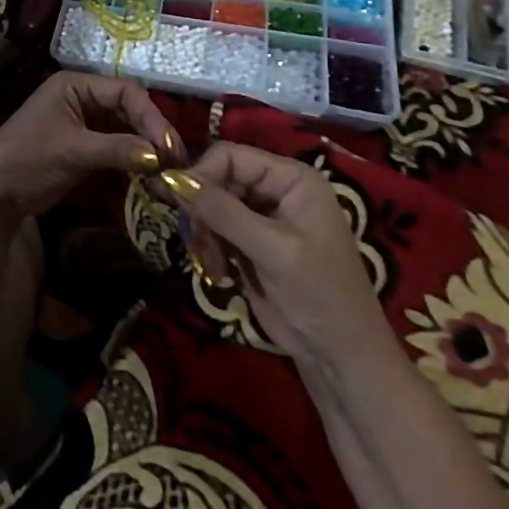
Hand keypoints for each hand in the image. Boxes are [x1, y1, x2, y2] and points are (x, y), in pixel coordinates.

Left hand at [0, 71, 182, 221]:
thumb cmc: (27, 160)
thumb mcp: (72, 151)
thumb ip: (117, 149)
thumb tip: (160, 155)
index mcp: (73, 85)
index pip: (125, 92)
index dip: (150, 117)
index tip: (168, 146)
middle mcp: (80, 98)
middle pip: (129, 109)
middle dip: (151, 133)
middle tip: (176, 161)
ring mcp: (83, 123)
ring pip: (126, 129)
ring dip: (146, 148)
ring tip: (169, 170)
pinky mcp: (84, 147)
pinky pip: (117, 147)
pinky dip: (134, 159)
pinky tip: (151, 175)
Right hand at [158, 142, 387, 365]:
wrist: (337, 354)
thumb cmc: (319, 295)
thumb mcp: (272, 250)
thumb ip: (223, 211)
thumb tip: (172, 179)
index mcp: (293, 179)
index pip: (230, 155)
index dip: (201, 174)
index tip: (180, 204)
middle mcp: (275, 190)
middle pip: (215, 178)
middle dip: (201, 209)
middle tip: (197, 242)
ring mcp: (260, 216)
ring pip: (208, 204)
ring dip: (202, 232)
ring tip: (211, 263)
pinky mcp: (247, 241)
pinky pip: (211, 228)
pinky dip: (207, 247)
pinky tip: (217, 271)